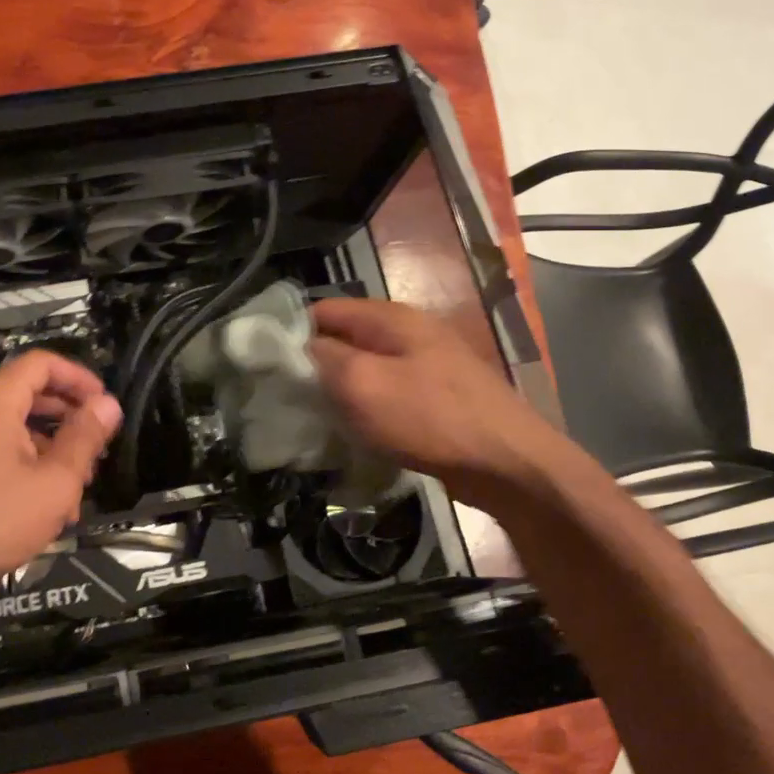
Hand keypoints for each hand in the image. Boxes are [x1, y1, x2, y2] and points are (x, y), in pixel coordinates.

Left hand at [0, 350, 122, 593]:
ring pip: (7, 427)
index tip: (103, 404)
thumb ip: (83, 440)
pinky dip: (16, 463)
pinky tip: (31, 506)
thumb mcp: (51, 485)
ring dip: (44, 448)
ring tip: (68, 491)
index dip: (79, 377)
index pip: (41, 363)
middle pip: (25, 393)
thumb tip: (108, 404)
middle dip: (65, 418)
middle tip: (93, 451)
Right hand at [307, 298, 567, 505]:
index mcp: (391, 318)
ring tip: (313, 417)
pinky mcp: (436, 397)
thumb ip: (324, 358)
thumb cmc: (430, 418)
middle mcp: (409, 332)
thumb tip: (299, 347)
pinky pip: (386, 394)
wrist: (507, 464)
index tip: (266, 365)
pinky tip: (354, 432)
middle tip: (286, 396)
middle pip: (345, 339)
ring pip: (365, 369)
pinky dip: (366, 409)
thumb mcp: (363, 384)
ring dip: (340, 390)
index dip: (291, 332)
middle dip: (314, 364)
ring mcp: (427, 364)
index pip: (324, 309)